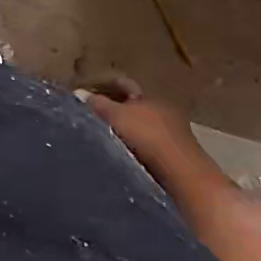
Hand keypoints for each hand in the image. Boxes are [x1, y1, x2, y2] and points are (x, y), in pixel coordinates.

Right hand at [79, 75, 204, 175]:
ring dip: (124, 131)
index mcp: (149, 97)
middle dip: (114, 109)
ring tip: (102, 138)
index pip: (122, 84)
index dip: (104, 86)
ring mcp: (171, 134)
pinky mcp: (174, 157)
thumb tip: (78, 92)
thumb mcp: (114, 116)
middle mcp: (162, 111)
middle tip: (90, 116)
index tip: (85, 93)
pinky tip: (120, 155)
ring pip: (139, 126)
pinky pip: (146, 146)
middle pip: (132, 105)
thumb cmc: (146, 137)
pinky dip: (133, 148)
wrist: (182, 176)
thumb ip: (96, 103)